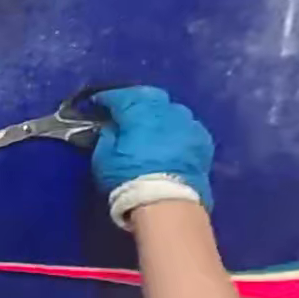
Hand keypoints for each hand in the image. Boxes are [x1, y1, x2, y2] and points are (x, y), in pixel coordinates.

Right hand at [90, 86, 214, 228]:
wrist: (166, 201)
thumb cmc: (128, 177)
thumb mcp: (103, 157)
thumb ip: (108, 135)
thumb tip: (112, 126)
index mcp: (141, 114)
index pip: (122, 97)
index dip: (107, 98)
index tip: (96, 102)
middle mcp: (168, 113)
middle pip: (150, 96)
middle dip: (135, 99)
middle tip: (122, 108)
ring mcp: (189, 125)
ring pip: (171, 109)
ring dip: (156, 113)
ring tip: (146, 123)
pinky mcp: (203, 141)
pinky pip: (185, 126)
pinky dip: (173, 127)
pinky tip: (166, 137)